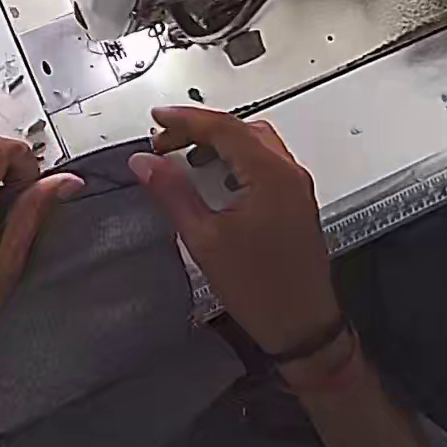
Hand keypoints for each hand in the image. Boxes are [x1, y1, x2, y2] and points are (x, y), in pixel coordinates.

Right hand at [128, 106, 339, 353]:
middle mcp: (288, 174)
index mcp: (270, 175)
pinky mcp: (293, 201)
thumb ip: (172, 193)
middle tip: (165, 141)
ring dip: (217, 142)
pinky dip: (233, 159)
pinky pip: (262, 162)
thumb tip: (146, 163)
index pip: (223, 127)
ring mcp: (294, 186)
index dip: (185, 119)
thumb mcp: (203, 238)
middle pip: (239, 129)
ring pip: (252, 143)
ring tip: (184, 157)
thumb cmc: (262, 289)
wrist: (301, 326)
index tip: (158, 119)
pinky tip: (212, 178)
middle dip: (198, 129)